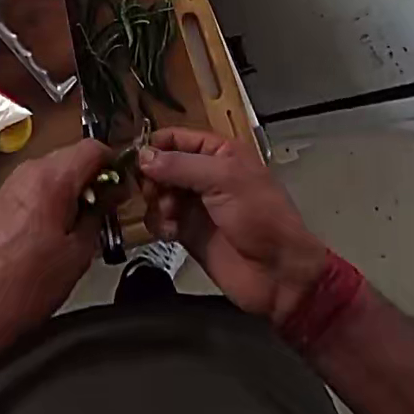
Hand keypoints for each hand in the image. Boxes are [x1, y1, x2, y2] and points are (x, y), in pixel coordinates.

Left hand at [0, 138, 107, 342]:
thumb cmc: (34, 278)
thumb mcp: (81, 249)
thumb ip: (99, 213)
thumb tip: (110, 195)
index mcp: (54, 177)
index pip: (92, 148)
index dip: (113, 162)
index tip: (122, 185)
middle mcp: (31, 170)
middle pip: (72, 155)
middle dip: (92, 174)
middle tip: (106, 204)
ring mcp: (13, 180)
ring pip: (53, 167)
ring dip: (72, 183)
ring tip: (82, 216)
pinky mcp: (2, 195)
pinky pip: (35, 181)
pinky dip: (51, 192)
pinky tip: (57, 222)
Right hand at [139, 128, 327, 324]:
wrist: (278, 275)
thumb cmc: (259, 217)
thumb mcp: (224, 180)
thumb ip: (180, 165)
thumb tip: (142, 156)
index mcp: (219, 153)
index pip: (177, 138)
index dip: (155, 145)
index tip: (135, 159)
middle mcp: (204, 174)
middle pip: (161, 165)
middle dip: (153, 177)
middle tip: (154, 192)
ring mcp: (194, 204)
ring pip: (157, 192)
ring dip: (156, 202)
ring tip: (170, 215)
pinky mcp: (186, 231)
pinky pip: (159, 220)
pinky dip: (159, 224)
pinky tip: (172, 233)